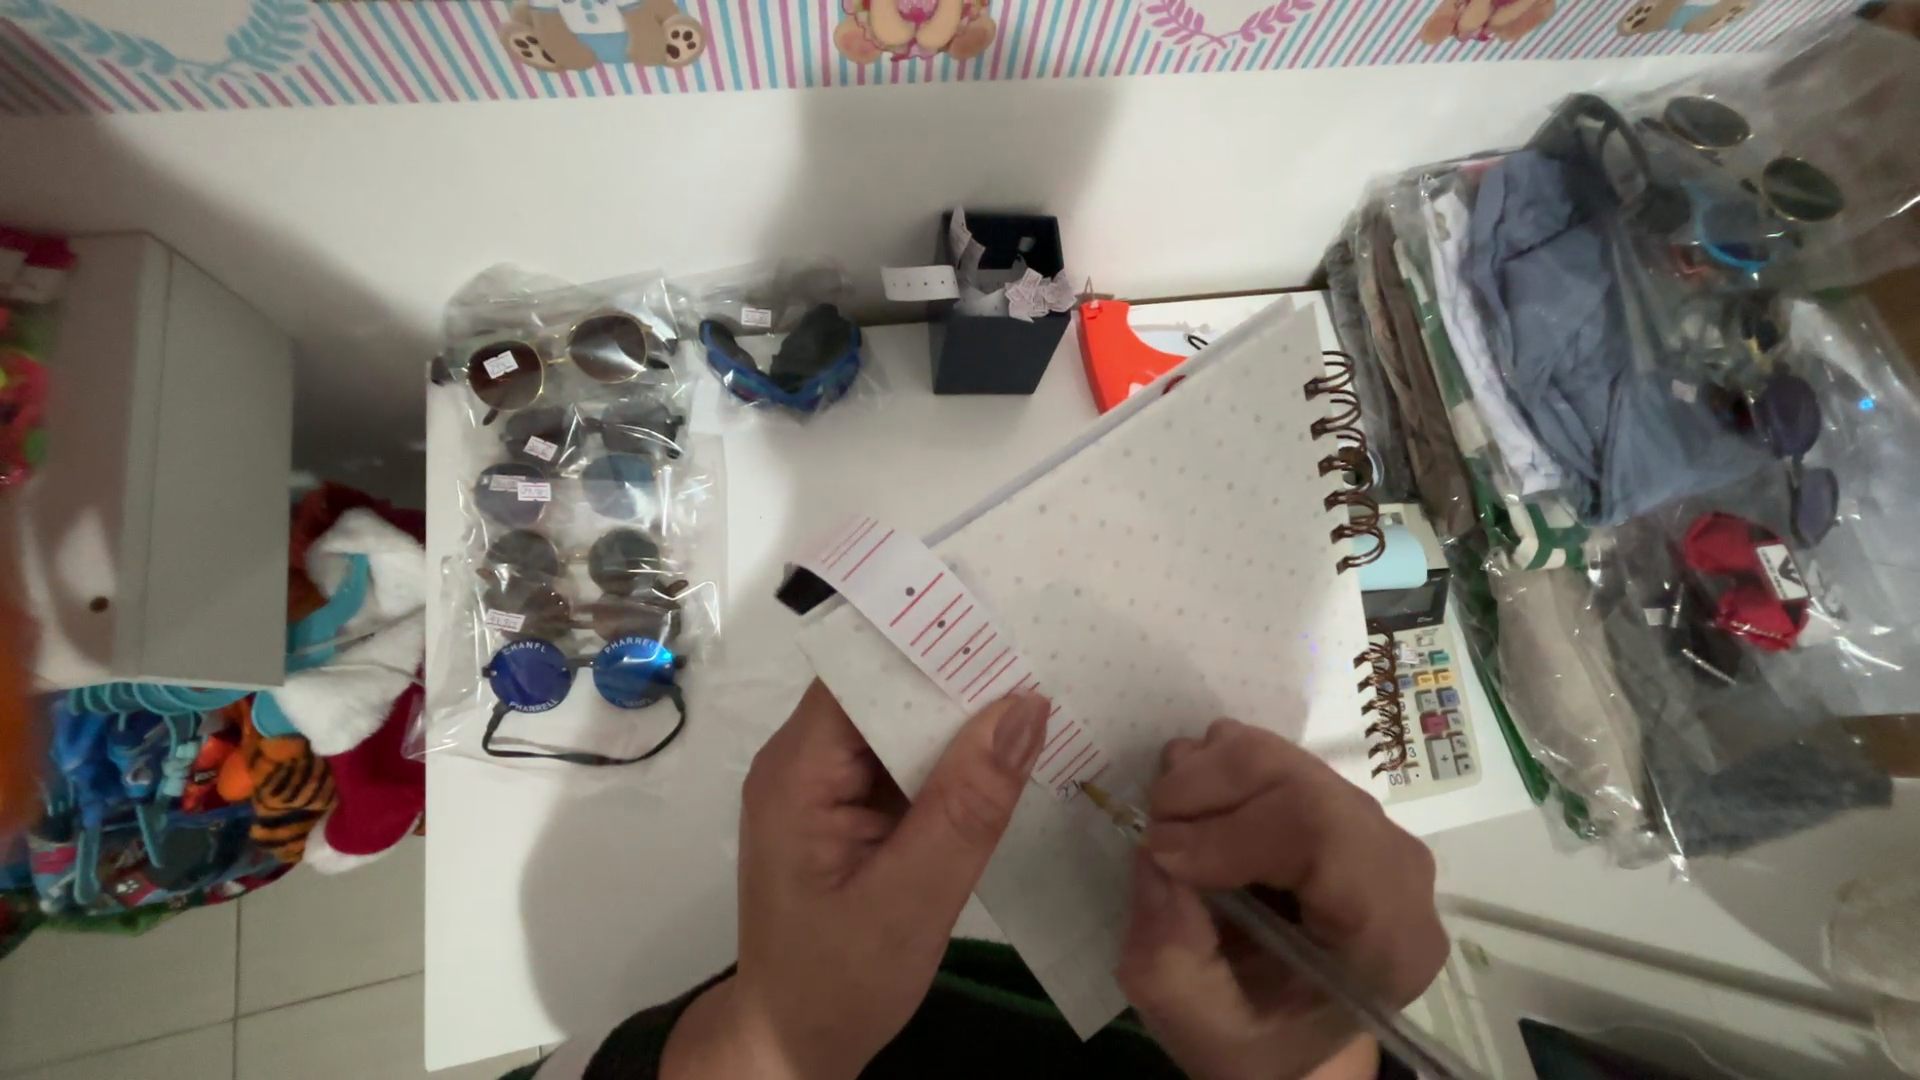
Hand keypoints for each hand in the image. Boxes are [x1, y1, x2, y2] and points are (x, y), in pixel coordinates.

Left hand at [664, 681, 1051, 1079]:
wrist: (792, 1046)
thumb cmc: (840, 983)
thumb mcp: (913, 900)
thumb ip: (968, 805)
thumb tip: (1025, 707)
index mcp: (798, 772)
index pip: (863, 675)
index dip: (928, 648)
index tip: (1000, 628)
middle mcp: (802, 761)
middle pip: (882, 690)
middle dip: (954, 677)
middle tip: (1035, 655)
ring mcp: (823, 783)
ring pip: (897, 721)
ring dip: (957, 715)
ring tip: (1029, 693)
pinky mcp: (845, 804)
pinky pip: (901, 757)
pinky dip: (948, 754)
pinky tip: (998, 749)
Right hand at [1117, 720, 1447, 1079]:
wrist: (1278, 1023)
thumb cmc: (1249, 1035)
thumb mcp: (1191, 1018)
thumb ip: (1168, 947)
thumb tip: (1156, 852)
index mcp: (1385, 938)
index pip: (1321, 835)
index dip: (1229, 831)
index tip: (1160, 855)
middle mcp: (1392, 868)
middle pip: (1298, 783)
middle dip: (1205, 792)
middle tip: (1154, 827)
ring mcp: (1362, 822)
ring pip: (1278, 753)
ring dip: (1203, 773)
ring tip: (1170, 817)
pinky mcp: (1326, 794)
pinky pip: (1266, 749)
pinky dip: (1213, 764)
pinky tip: (1198, 810)